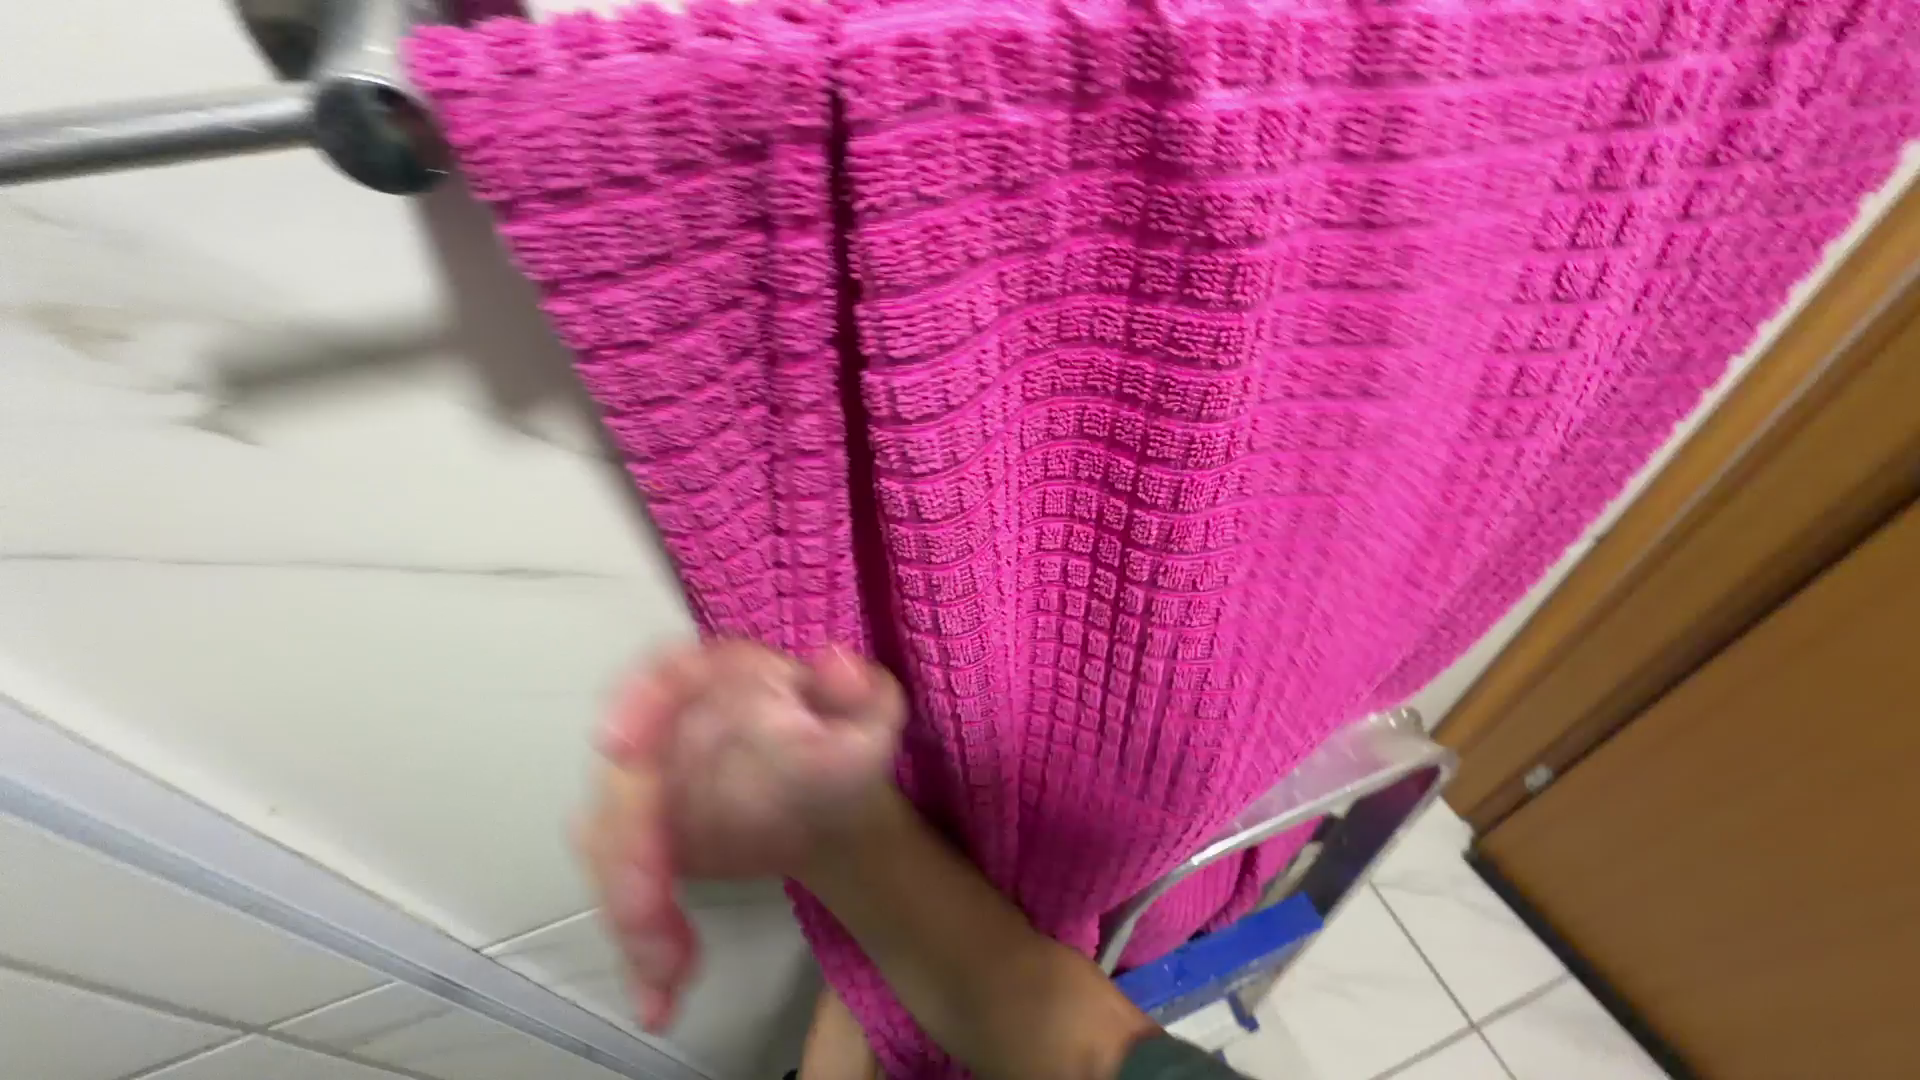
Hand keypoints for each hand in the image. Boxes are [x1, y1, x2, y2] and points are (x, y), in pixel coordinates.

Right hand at [577, 640, 905, 1028]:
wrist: (829, 805)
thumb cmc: (844, 749)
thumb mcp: (870, 720)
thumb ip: (865, 692)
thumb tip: (834, 661)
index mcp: (727, 683)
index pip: (670, 673)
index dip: (635, 701)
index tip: (618, 744)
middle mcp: (676, 728)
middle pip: (629, 776)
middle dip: (629, 843)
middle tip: (648, 903)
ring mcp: (655, 787)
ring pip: (616, 846)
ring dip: (632, 909)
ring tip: (670, 964)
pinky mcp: (648, 844)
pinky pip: (627, 891)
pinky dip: (639, 942)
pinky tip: (661, 993)